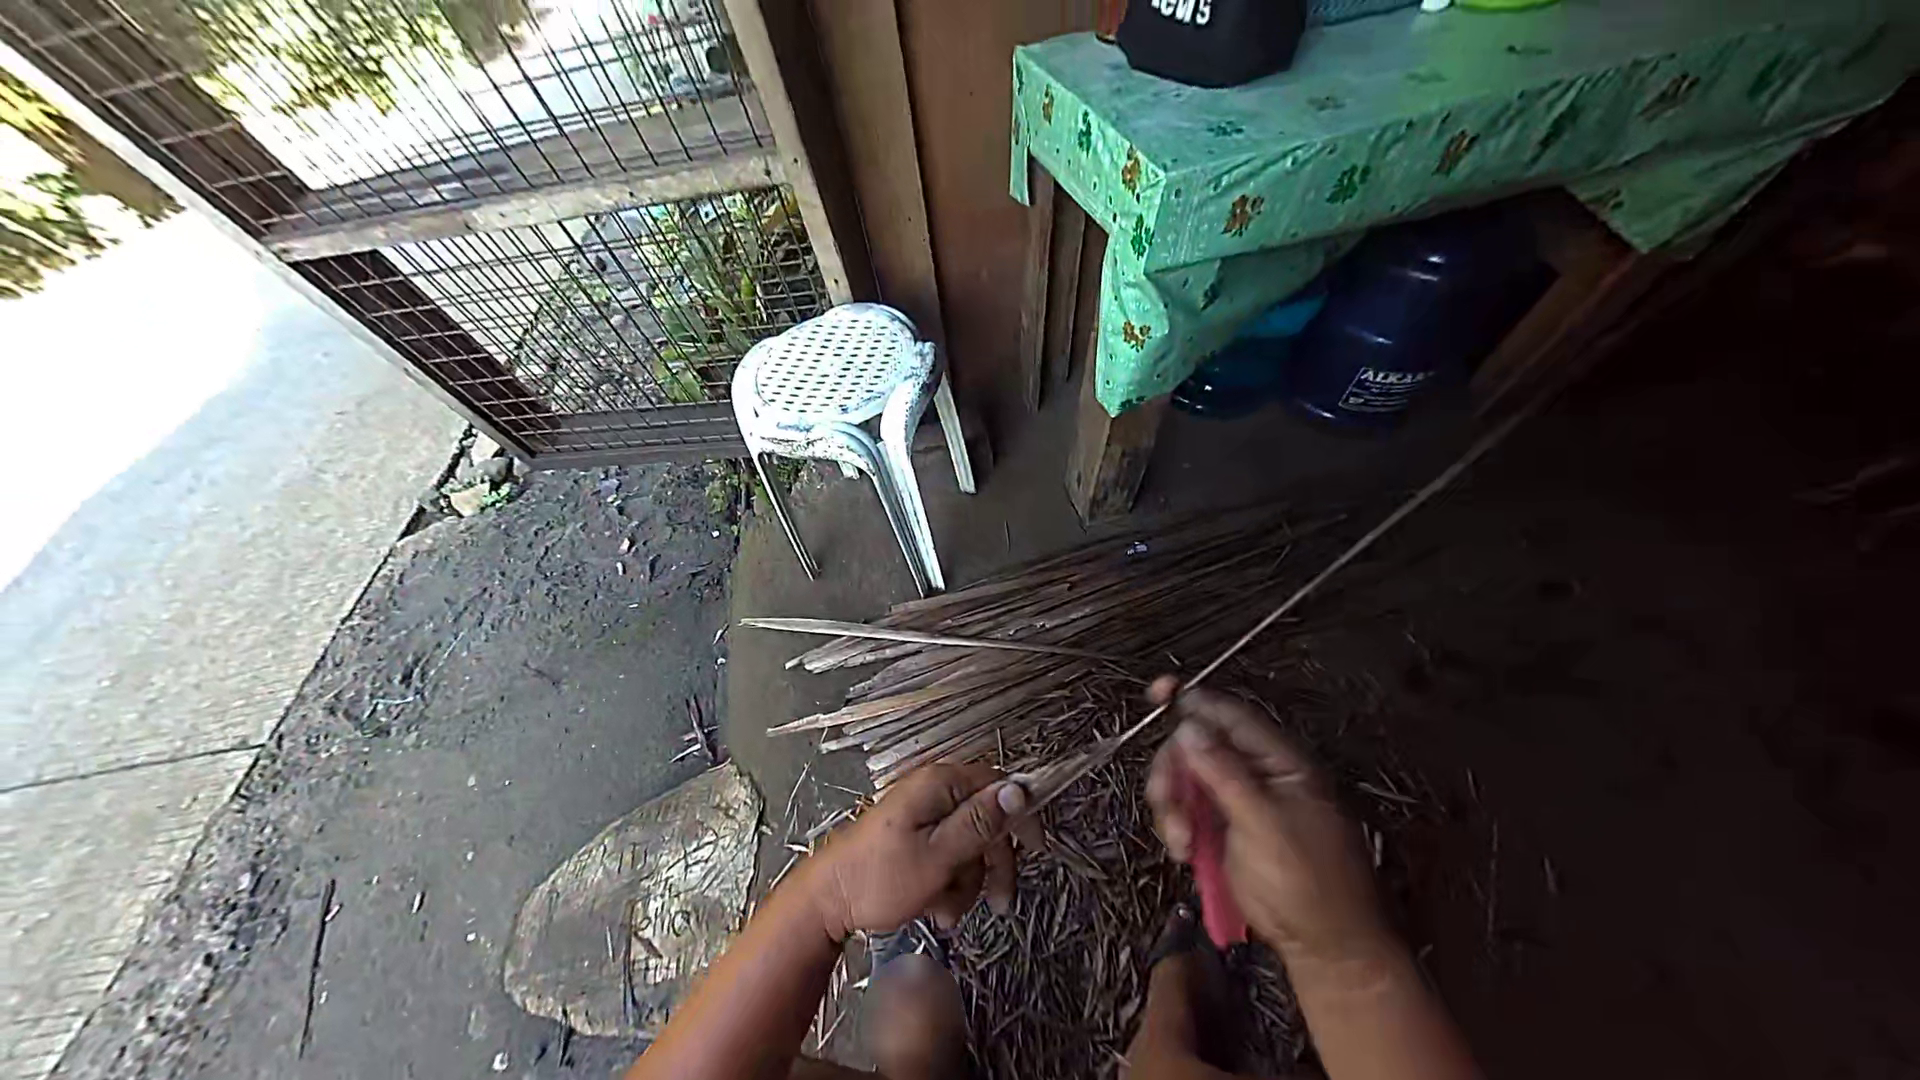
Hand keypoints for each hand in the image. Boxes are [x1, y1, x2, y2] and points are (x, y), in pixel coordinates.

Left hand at [800, 763, 1026, 941]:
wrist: (826, 902)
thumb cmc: (879, 878)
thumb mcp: (938, 855)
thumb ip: (980, 823)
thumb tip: (1018, 789)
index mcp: (939, 784)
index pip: (998, 785)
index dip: (1020, 815)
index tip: (1035, 850)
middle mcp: (934, 792)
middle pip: (987, 819)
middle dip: (992, 864)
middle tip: (998, 902)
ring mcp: (923, 815)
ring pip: (969, 845)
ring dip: (967, 882)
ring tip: (946, 911)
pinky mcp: (915, 837)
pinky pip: (948, 856)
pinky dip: (948, 883)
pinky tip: (935, 906)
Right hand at [1144, 676, 1390, 967]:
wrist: (1322, 947)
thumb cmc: (1308, 883)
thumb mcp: (1264, 822)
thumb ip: (1224, 772)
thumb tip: (1189, 725)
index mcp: (1278, 762)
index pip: (1230, 715)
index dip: (1194, 700)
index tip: (1159, 692)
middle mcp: (1254, 774)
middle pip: (1196, 746)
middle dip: (1174, 770)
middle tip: (1165, 797)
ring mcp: (1235, 801)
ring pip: (1183, 778)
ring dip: (1171, 805)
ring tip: (1181, 840)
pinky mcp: (1219, 828)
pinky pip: (1183, 809)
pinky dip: (1175, 826)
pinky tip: (1184, 850)